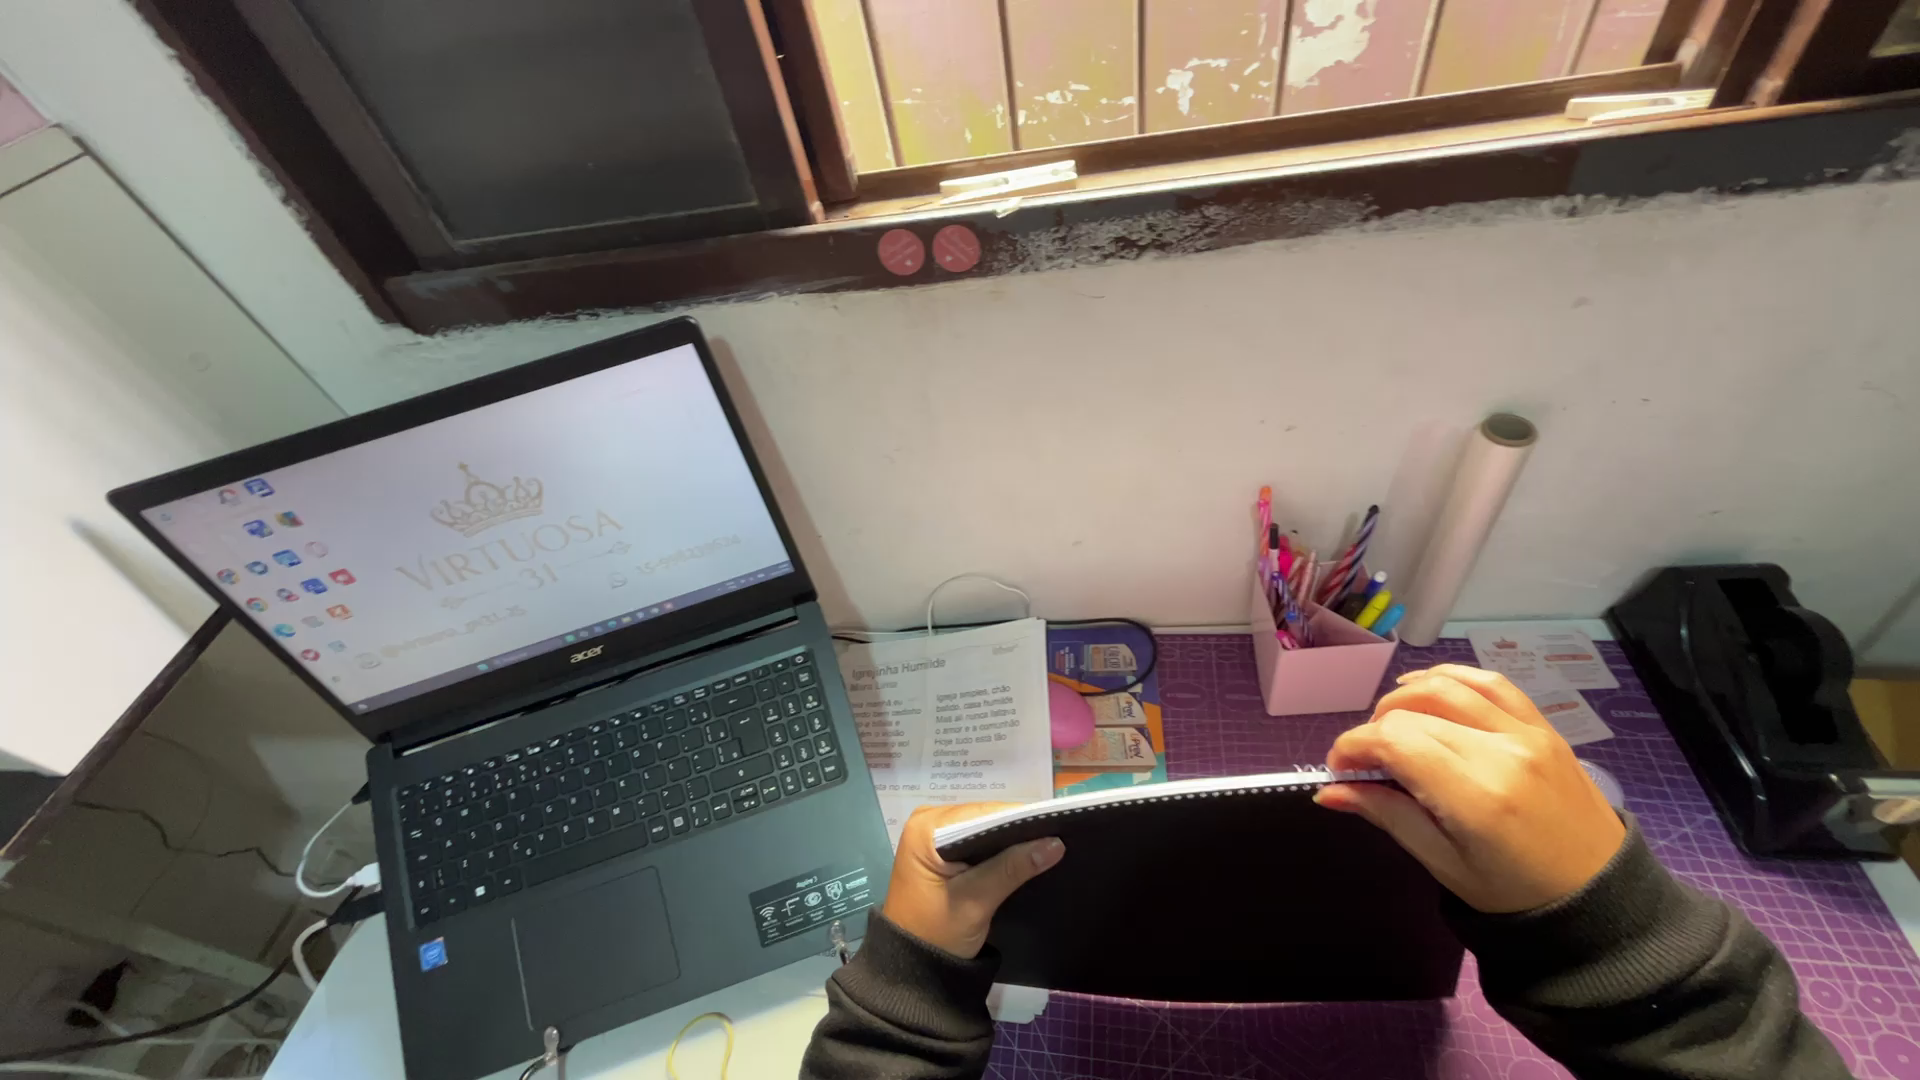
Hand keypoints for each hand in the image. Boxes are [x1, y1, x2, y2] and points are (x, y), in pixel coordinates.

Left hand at [881, 803, 1064, 957]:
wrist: (912, 968)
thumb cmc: (937, 934)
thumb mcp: (976, 901)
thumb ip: (1012, 868)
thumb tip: (1055, 843)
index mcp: (926, 828)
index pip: (981, 813)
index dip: (1018, 819)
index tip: (1054, 827)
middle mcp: (927, 820)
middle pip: (982, 817)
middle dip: (1015, 829)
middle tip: (1056, 837)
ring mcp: (932, 833)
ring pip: (982, 827)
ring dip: (1009, 839)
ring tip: (1046, 845)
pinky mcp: (940, 847)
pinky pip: (975, 839)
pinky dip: (996, 848)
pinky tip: (1021, 855)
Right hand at [1314, 664, 1625, 913]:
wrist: (1603, 901)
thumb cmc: (1514, 891)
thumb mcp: (1441, 862)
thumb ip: (1384, 814)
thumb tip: (1327, 791)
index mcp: (1476, 795)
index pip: (1392, 740)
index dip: (1352, 746)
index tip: (1340, 769)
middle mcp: (1501, 752)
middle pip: (1410, 712)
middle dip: (1372, 730)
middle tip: (1365, 760)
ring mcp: (1528, 734)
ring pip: (1444, 686)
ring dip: (1402, 698)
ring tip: (1390, 724)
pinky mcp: (1543, 728)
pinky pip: (1490, 683)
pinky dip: (1449, 677)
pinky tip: (1425, 689)